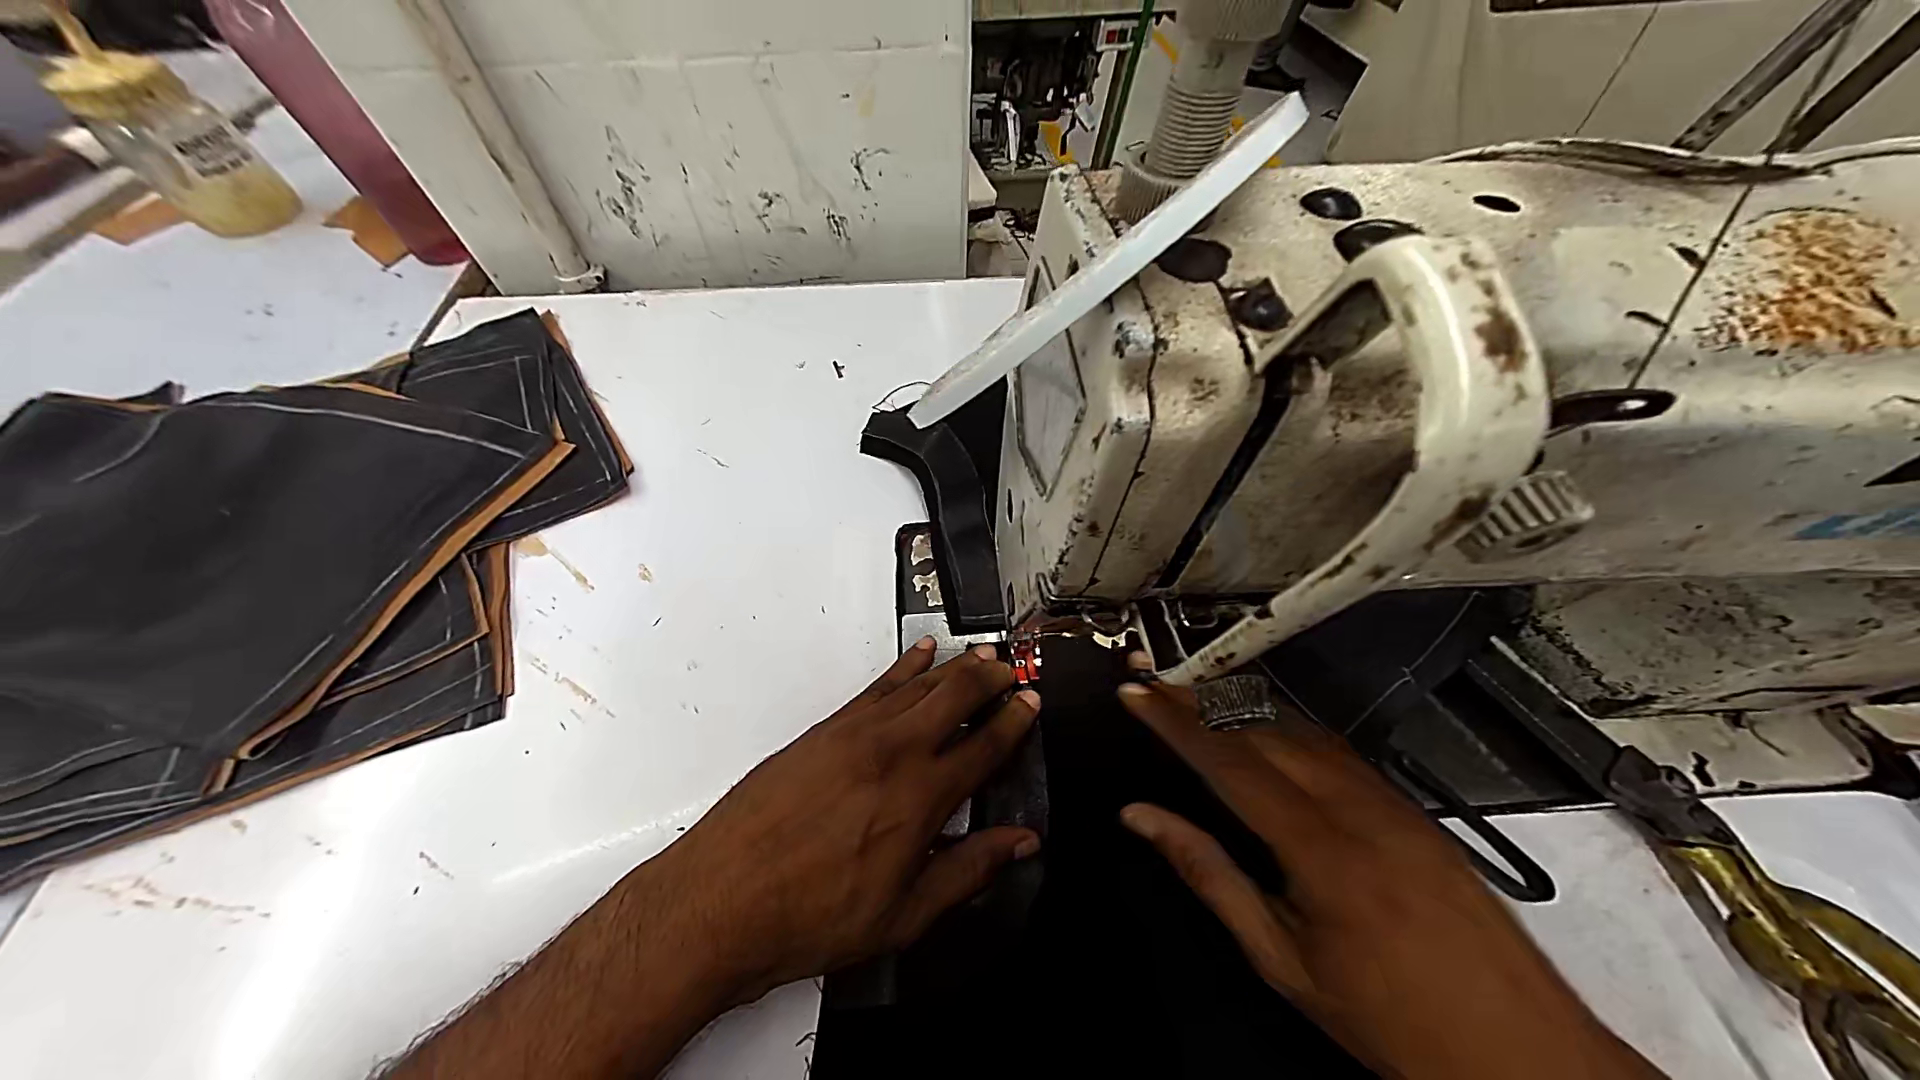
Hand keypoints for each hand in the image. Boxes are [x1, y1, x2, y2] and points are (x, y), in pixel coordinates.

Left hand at [643, 638, 1040, 1004]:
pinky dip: (906, 665)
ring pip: (923, 682)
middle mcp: (893, 754)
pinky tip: (921, 655)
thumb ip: (968, 871)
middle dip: (993, 677)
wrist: (721, 901)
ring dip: (957, 667)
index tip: (1029, 704)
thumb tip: (1014, 845)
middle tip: (1012, 671)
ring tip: (981, 657)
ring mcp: (857, 733)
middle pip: (959, 696)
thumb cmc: (804, 914)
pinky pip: (878, 684)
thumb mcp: (904, 915)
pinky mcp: (826, 728)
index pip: (985, 746)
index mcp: (920, 799)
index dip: (1015, 721)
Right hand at [1116, 665, 1665, 1079]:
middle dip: (1197, 700)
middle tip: (1152, 684)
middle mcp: (1359, 809)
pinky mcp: (1409, 806)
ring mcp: (1390, 801)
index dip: (1173, 722)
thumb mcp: (1282, 961)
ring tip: (1191, 693)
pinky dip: (1282, 723)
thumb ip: (1208, 874)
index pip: (1228, 762)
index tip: (1137, 696)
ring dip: (1238, 705)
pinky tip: (1261, 724)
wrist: (1526, 1055)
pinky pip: (1333, 745)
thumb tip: (1142, 819)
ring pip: (1298, 727)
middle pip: (1261, 729)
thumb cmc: (1396, 1021)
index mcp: (1322, 850)